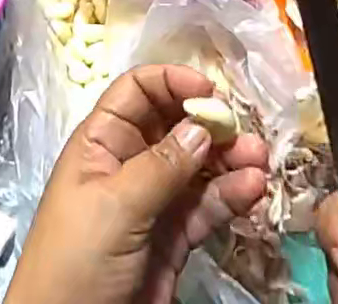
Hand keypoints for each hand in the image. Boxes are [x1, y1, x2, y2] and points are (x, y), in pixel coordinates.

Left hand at [6, 65, 269, 303]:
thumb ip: (161, 166)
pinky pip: (204, 205)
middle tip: (245, 132)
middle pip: (173, 125)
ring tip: (260, 161)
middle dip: (209, 123)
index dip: (171, 82)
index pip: (137, 92)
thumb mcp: (114, 205)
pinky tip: (252, 189)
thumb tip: (202, 126)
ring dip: (228, 160)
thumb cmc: (77, 255)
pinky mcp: (173, 235)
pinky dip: (229, 196)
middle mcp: (129, 160)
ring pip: (196, 165)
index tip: (210, 90)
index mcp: (103, 140)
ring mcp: (153, 198)